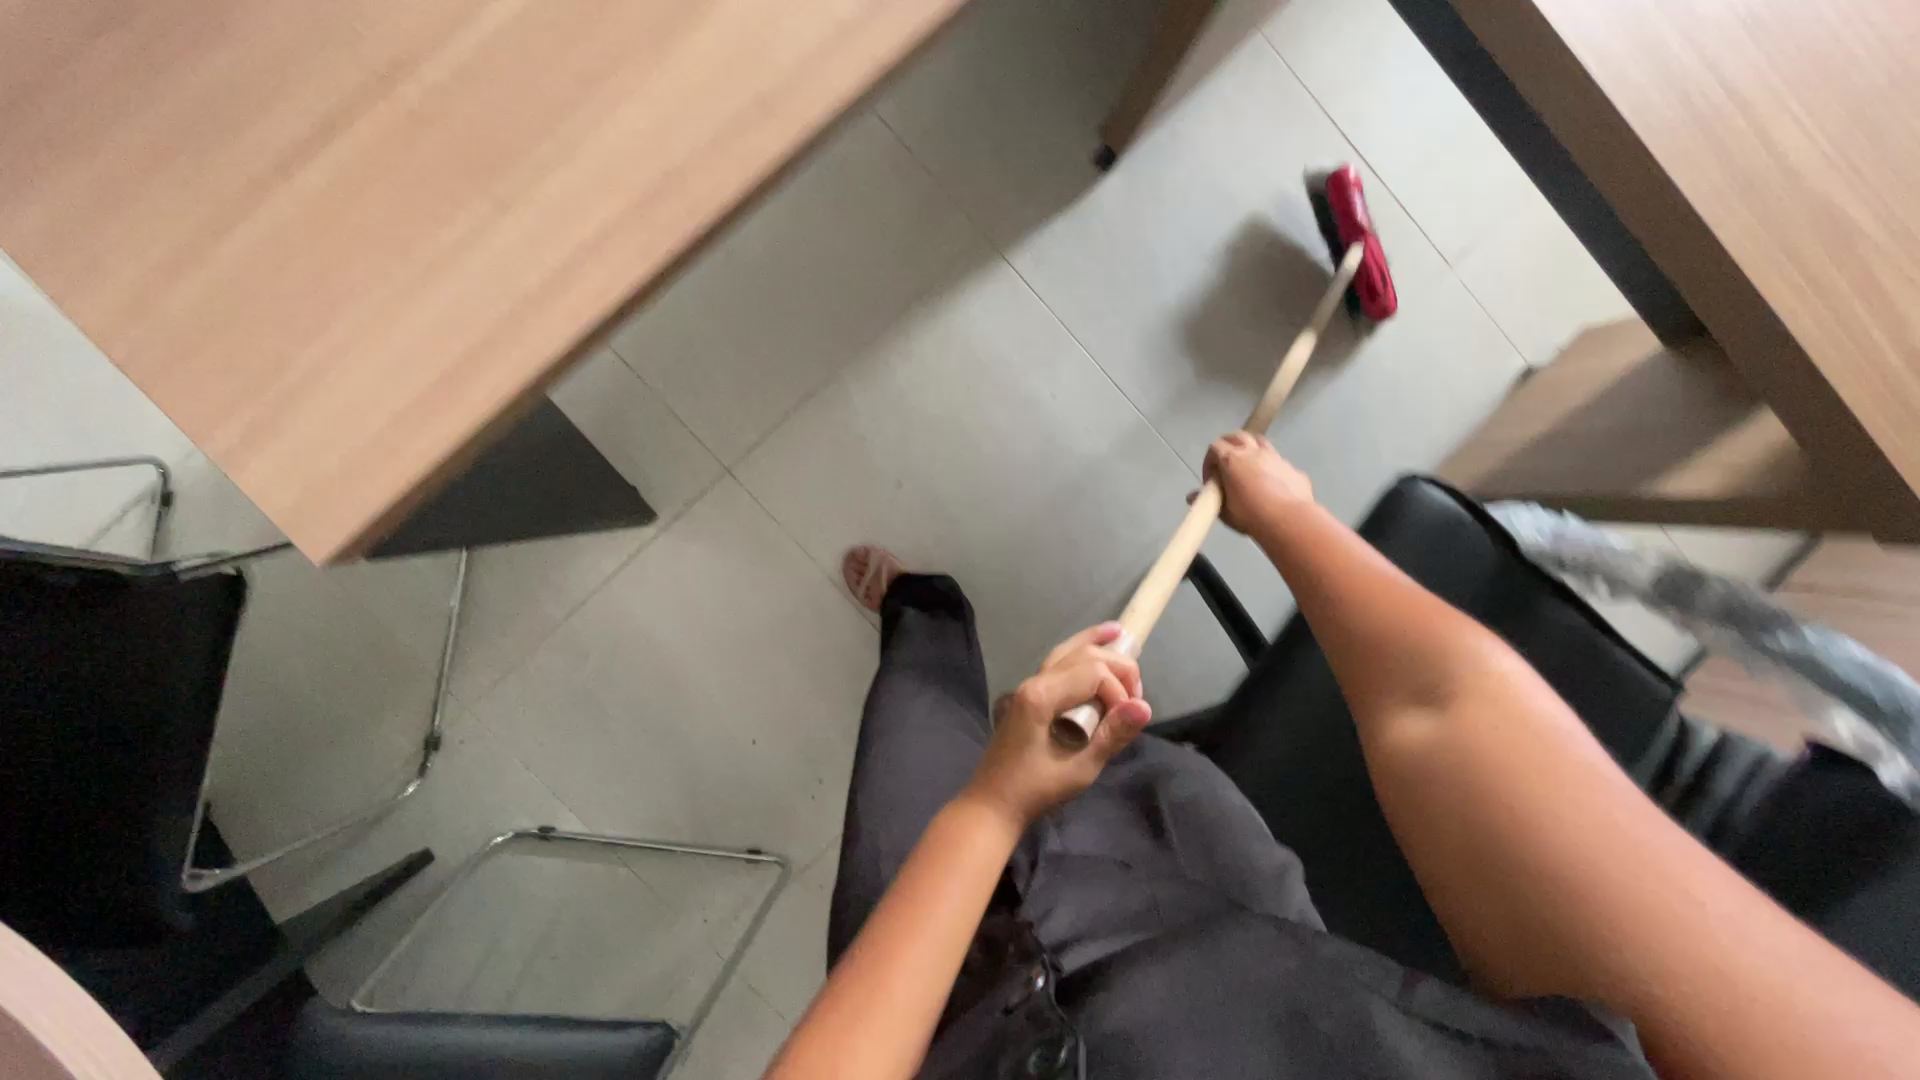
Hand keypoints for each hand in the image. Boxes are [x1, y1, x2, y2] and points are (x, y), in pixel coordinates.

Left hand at [961, 623, 1151, 828]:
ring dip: (1092, 644)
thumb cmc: (1035, 791)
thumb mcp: (1080, 768)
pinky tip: (1090, 651)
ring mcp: (1028, 687)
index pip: (1094, 672)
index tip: (1124, 721)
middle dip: (1114, 665)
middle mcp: (1033, 682)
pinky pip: (1056, 666)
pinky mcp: (1028, 697)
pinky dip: (1077, 655)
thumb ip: (1112, 735)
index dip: (1118, 691)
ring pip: (1064, 653)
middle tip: (1137, 689)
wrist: (993, 805)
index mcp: (1041, 696)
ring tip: (1116, 632)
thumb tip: (1144, 706)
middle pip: (1081, 654)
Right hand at [1198, 432, 1313, 534]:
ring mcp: (1275, 457)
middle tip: (1226, 464)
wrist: (1288, 520)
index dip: (1209, 460)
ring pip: (1260, 441)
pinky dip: (1270, 466)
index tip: (1211, 478)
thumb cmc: (1250, 515)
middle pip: (1237, 436)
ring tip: (1249, 467)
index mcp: (1232, 460)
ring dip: (1251, 449)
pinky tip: (1271, 484)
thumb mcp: (1223, 511)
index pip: (1215, 447)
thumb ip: (1208, 500)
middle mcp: (1253, 452)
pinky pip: (1278, 460)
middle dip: (1228, 445)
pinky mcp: (1291, 468)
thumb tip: (1191, 497)